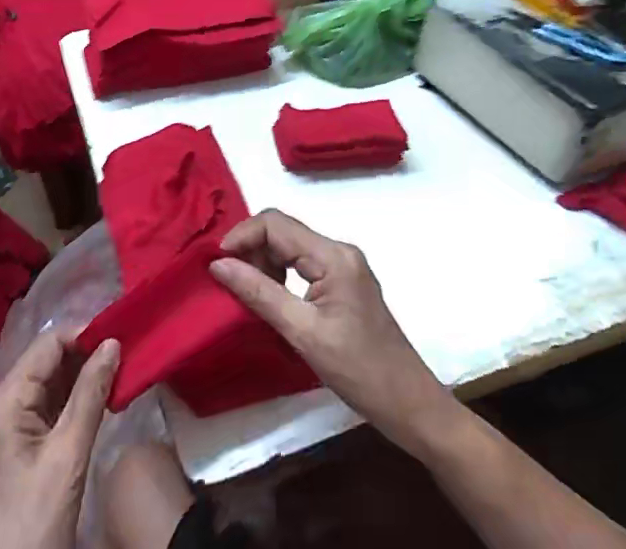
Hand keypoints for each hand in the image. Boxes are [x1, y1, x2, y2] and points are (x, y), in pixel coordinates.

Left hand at [0, 327, 120, 548]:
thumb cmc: (37, 516)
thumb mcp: (69, 453)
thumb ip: (90, 393)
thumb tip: (113, 342)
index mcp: (5, 399)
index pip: (48, 345)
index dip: (84, 334)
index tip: (122, 334)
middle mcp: (2, 402)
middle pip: (48, 360)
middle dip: (87, 353)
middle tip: (128, 352)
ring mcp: (10, 423)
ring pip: (52, 381)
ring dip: (84, 375)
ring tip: (122, 369)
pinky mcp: (20, 442)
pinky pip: (50, 404)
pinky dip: (76, 397)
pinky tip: (104, 395)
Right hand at [210, 210, 453, 450]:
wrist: (408, 403)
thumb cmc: (359, 370)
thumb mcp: (303, 333)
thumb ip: (259, 293)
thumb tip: (218, 264)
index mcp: (333, 256)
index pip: (276, 223)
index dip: (242, 236)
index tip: (217, 265)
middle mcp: (339, 251)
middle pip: (283, 232)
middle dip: (251, 251)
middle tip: (231, 286)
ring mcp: (344, 266)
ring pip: (290, 247)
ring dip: (263, 264)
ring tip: (250, 297)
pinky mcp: (343, 283)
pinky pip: (302, 265)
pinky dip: (280, 276)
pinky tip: (272, 301)